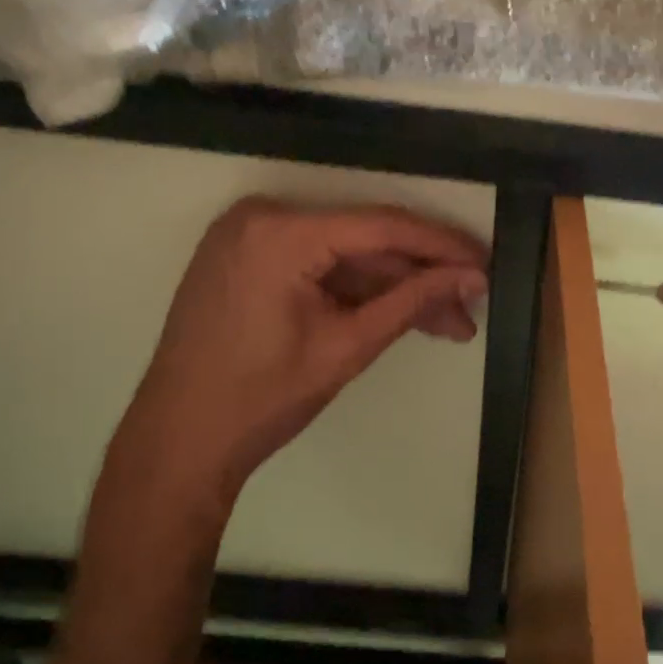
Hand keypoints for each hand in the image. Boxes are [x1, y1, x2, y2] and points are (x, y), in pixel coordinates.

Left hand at [121, 198, 487, 492]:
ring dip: (394, 288)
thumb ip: (414, 302)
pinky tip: (400, 313)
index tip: (486, 263)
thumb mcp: (348, 347)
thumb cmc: (261, 399)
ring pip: (344, 256)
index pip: (381, 227)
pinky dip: (356, 290)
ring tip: (448, 323)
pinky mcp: (245, 260)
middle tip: (471, 305)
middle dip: (421, 277)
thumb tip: (473, 277)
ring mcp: (248, 238)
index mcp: (280, 233)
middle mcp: (261, 219)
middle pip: (364, 241)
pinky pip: (316, 265)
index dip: (441, 245)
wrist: (177, 445)